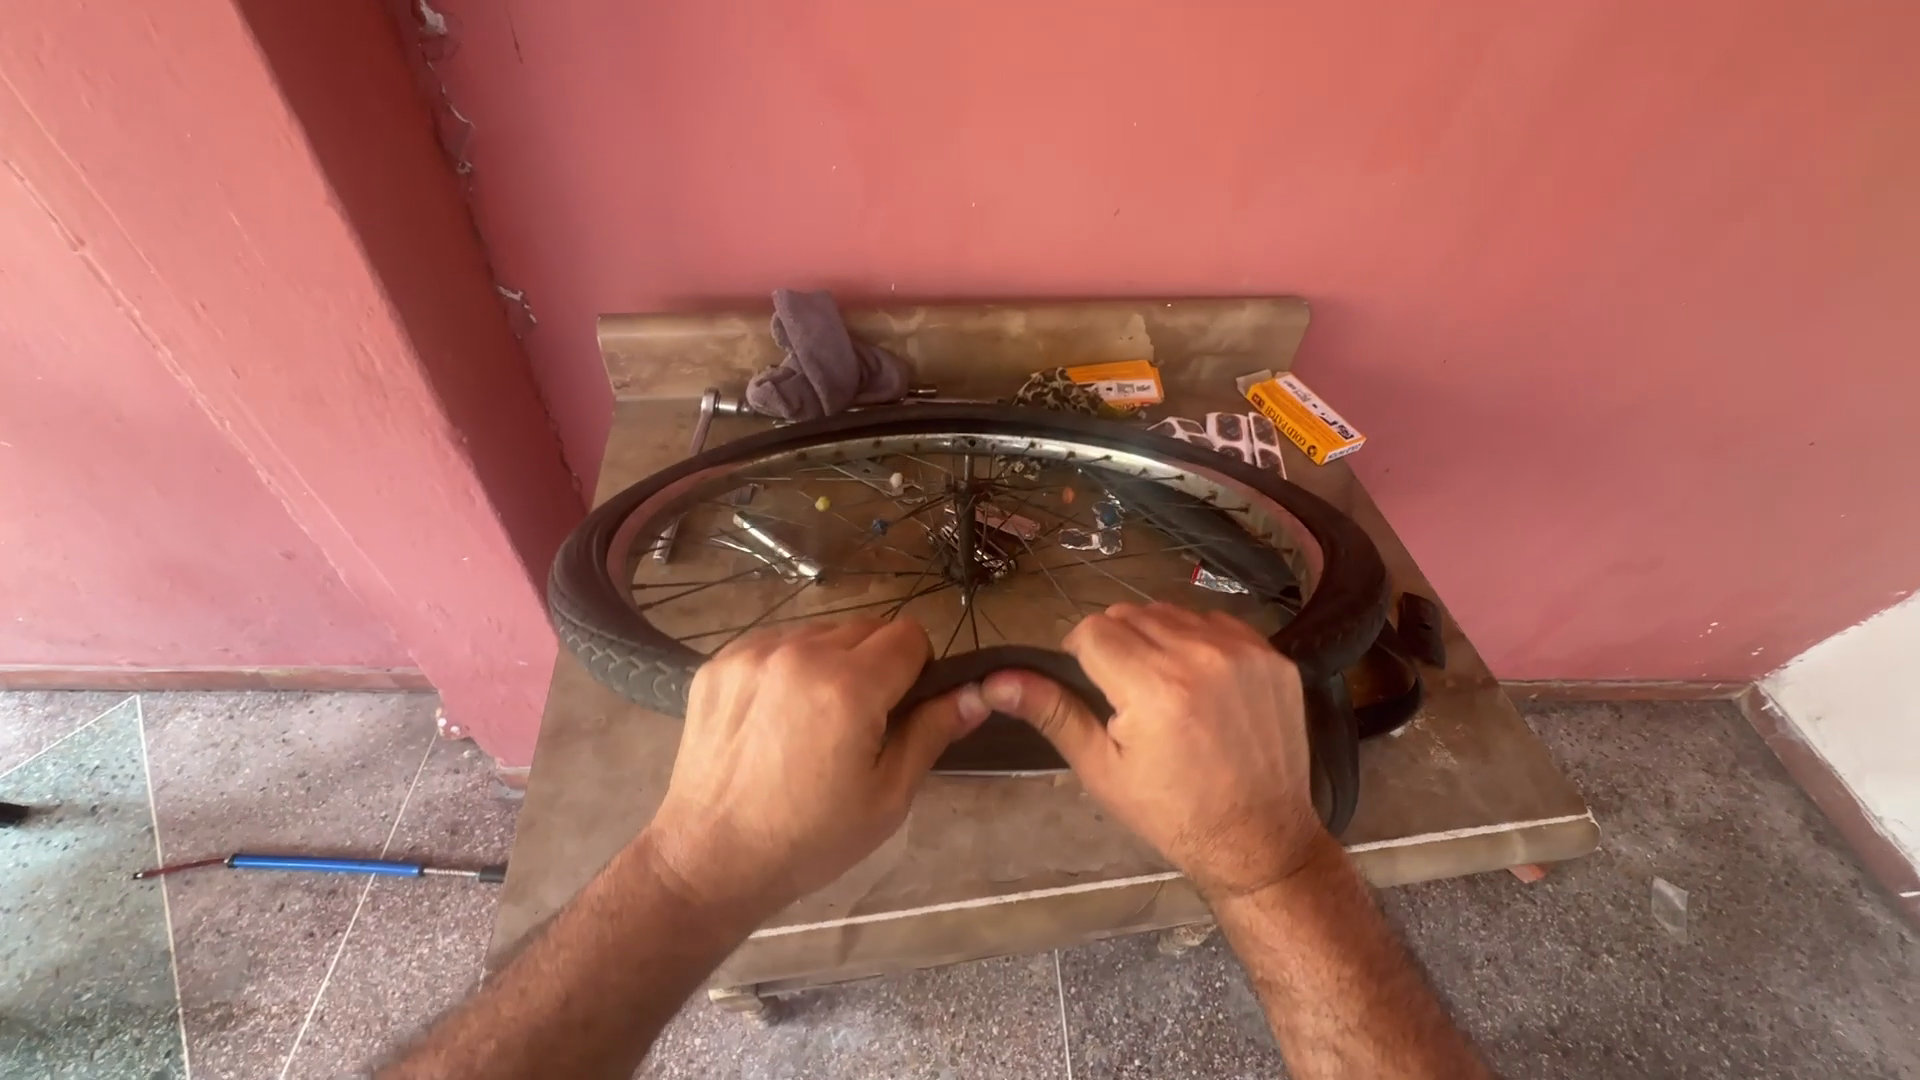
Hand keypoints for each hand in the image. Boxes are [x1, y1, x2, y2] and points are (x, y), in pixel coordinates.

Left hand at [642, 618, 981, 917]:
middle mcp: (800, 654)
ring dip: (833, 660)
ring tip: (815, 717)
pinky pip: (778, 642)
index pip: (909, 635)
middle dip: (877, 663)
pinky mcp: (720, 661)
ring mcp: (754, 653)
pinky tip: (777, 714)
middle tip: (861, 719)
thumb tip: (977, 693)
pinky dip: (791, 666)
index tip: (901, 708)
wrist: (709, 859)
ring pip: (822, 630)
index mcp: (847, 687)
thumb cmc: (810, 838)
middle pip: (867, 627)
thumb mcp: (888, 796)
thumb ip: (933, 731)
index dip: (918, 670)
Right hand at [969, 603, 1328, 899]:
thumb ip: (1052, 712)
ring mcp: (1243, 651)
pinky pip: (1213, 621)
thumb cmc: (1171, 813)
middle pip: (1128, 614)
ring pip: (1169, 611)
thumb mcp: (1101, 769)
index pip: (1092, 630)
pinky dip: (1195, 639)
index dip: (1079, 653)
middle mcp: (1200, 655)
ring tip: (1161, 685)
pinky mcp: (1272, 655)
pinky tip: (1199, 680)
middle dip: (1115, 645)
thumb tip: (994, 681)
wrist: (1261, 839)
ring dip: (1153, 637)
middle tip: (1124, 692)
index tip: (1091, 686)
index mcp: (1154, 687)